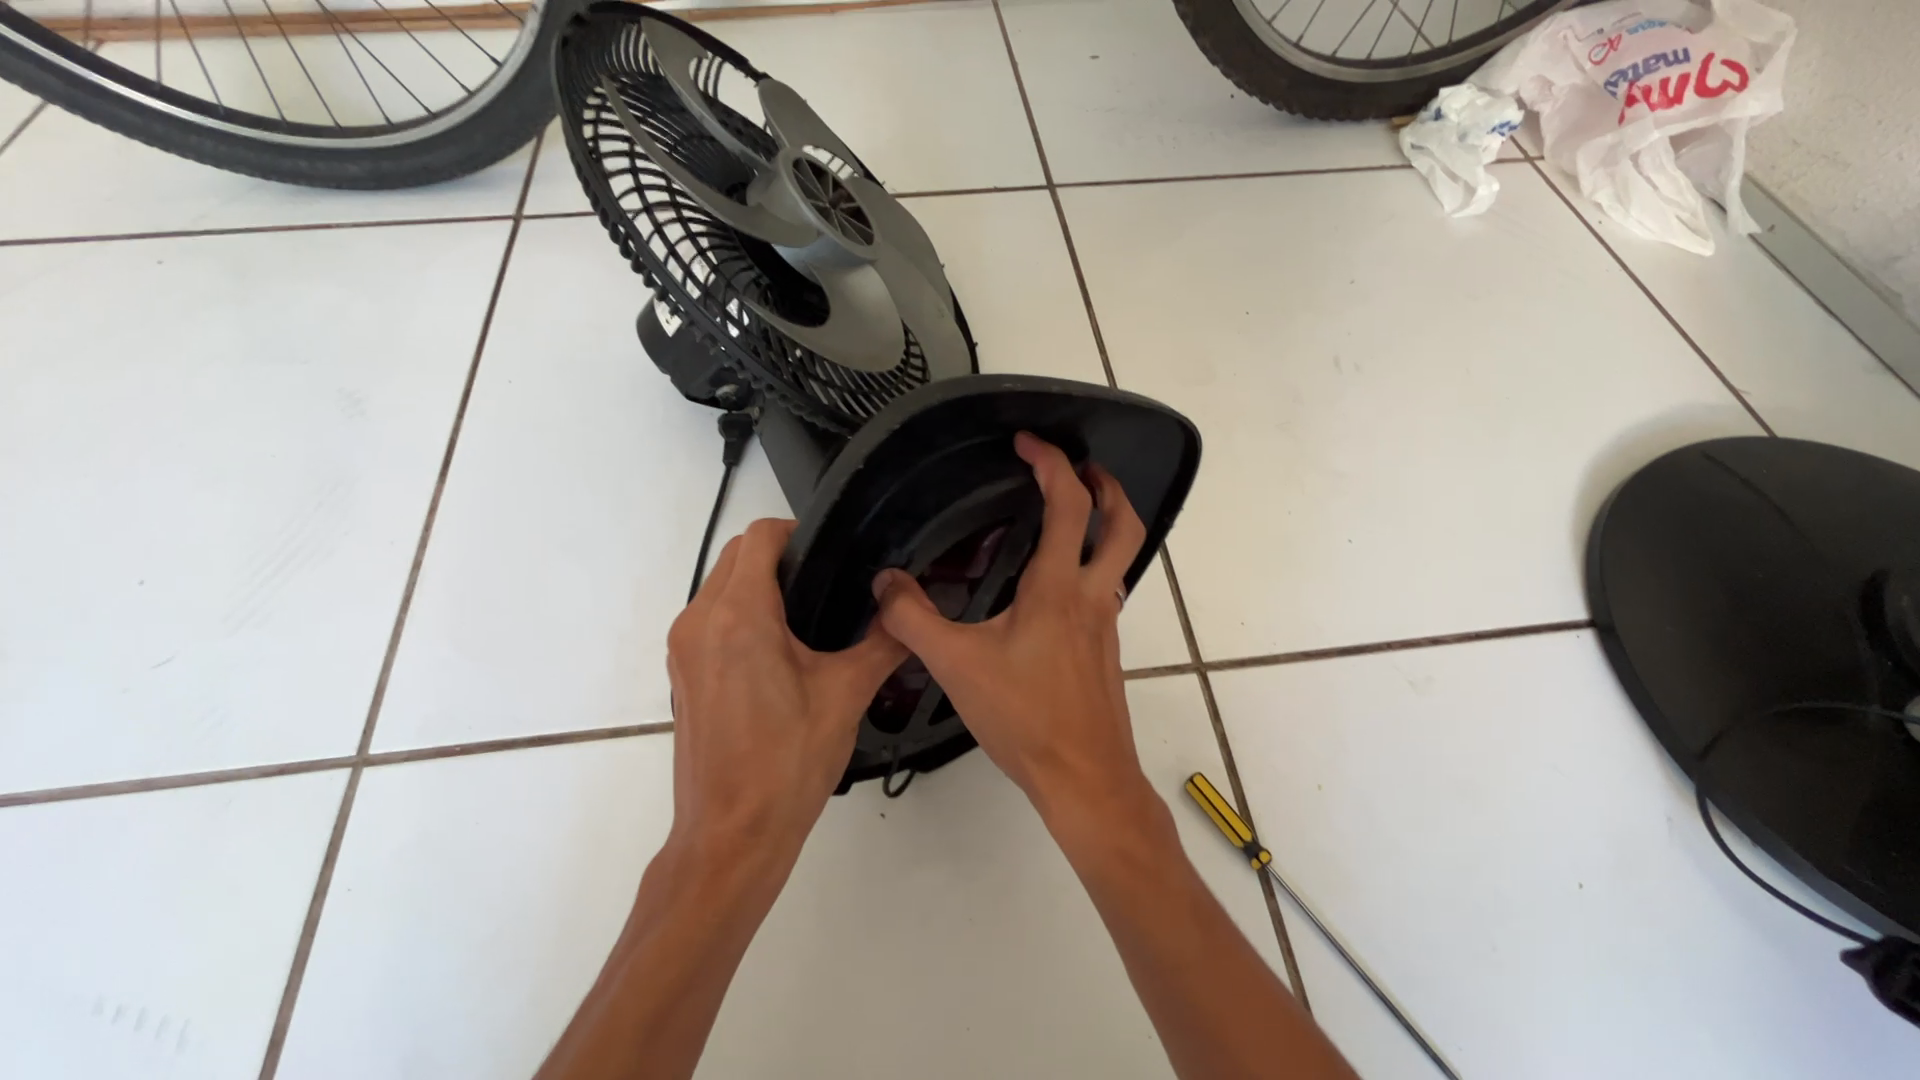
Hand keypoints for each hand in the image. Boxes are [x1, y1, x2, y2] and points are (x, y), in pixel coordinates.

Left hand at [667, 518, 907, 863]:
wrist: (733, 834)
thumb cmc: (788, 763)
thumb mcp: (846, 695)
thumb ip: (882, 643)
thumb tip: (906, 613)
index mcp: (738, 617)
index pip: (761, 537)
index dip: (799, 532)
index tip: (834, 553)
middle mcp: (699, 622)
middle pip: (736, 555)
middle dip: (780, 556)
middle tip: (830, 584)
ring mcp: (683, 649)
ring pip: (719, 586)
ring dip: (758, 585)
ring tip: (810, 617)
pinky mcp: (681, 674)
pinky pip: (710, 619)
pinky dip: (740, 615)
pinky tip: (781, 650)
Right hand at [870, 433, 1152, 824]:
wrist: (1084, 777)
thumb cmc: (1024, 718)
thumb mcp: (956, 665)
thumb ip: (912, 620)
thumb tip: (884, 583)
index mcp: (1058, 589)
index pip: (1068, 505)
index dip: (1052, 463)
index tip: (1028, 442)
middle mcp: (1091, 598)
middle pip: (1123, 524)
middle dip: (1108, 486)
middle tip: (1083, 467)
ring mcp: (1106, 625)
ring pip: (1121, 559)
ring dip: (1105, 526)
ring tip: (1070, 517)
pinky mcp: (1106, 652)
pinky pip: (1106, 592)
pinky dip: (1091, 567)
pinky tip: (1054, 591)